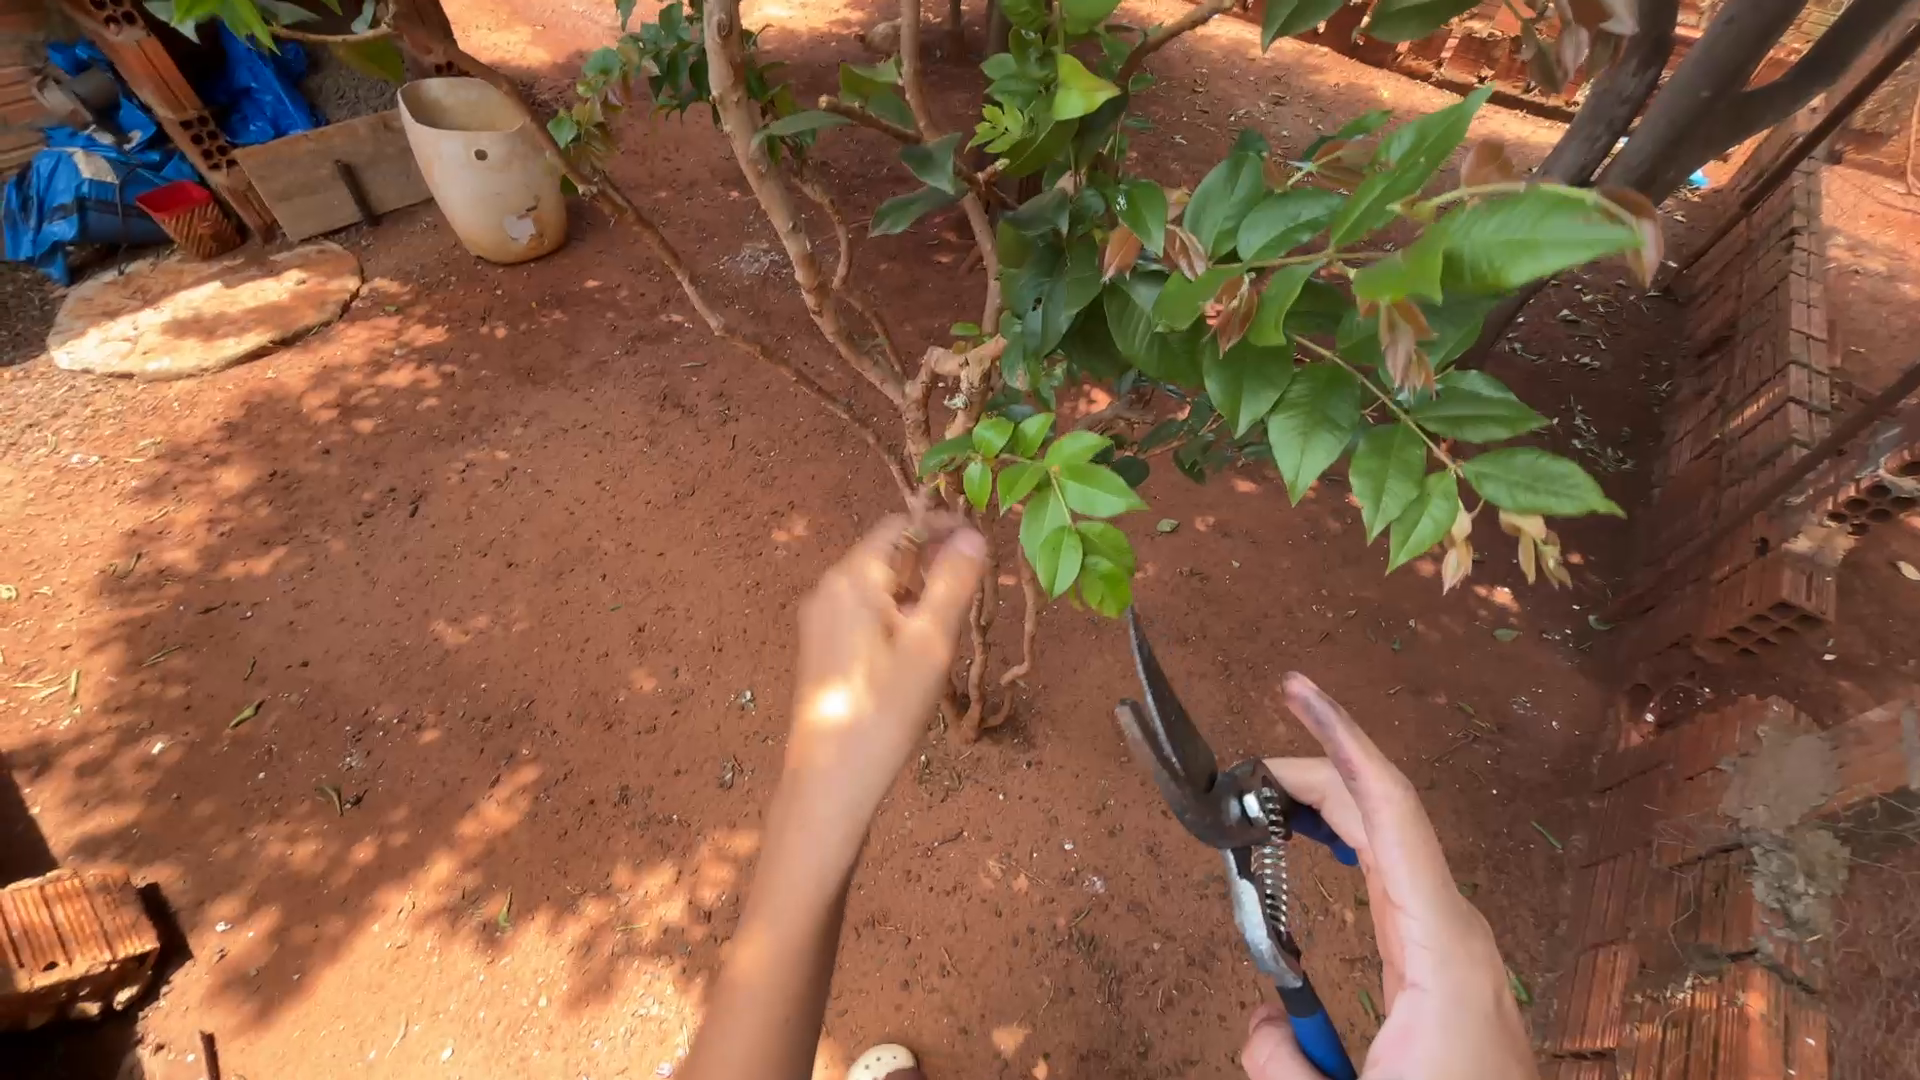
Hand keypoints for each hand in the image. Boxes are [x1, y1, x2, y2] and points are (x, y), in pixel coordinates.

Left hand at [781, 514, 986, 837]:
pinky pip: (866, 611)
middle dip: (933, 561)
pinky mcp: (823, 648)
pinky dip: (898, 613)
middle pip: (888, 554)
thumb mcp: (929, 643)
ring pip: (879, 586)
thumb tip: (973, 535)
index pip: (899, 525)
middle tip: (975, 585)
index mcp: (851, 579)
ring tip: (953, 620)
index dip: (940, 525)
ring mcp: (821, 620)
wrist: (830, 782)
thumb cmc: (884, 710)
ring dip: (919, 590)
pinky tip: (919, 648)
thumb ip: (952, 582)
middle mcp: (829, 590)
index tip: (981, 538)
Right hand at [1241, 674, 1535, 1079]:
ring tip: (1258, 795)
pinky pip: (1381, 862)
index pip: (1388, 808)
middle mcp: (1449, 920)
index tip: (1296, 689)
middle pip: (1375, 806)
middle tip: (1238, 774)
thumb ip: (1283, 1064)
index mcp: (1440, 943)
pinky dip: (1336, 830)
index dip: (1340, 738)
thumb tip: (1261, 1021)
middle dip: (1307, 766)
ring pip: (1378, 830)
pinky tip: (1309, 832)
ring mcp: (1446, 932)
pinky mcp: (1434, 949)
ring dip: (1317, 796)